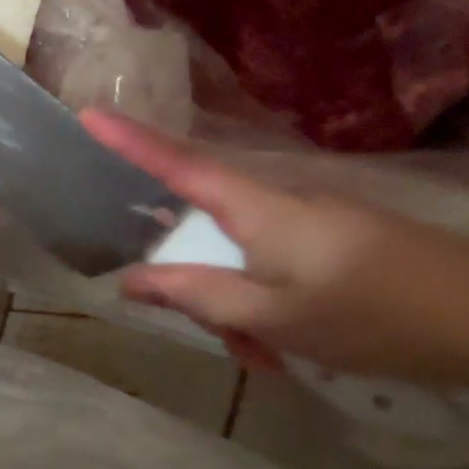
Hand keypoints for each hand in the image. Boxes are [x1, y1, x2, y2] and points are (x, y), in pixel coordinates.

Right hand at [84, 109, 468, 388]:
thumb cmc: (379, 317)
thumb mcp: (273, 317)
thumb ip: (196, 295)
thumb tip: (132, 279)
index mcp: (263, 212)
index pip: (181, 166)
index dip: (132, 141)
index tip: (89, 113)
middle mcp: (285, 206)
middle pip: (205, 228)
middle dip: (196, 279)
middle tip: (224, 336)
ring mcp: (318, 223)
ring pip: (241, 256)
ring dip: (239, 305)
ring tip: (268, 355)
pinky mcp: (344, 243)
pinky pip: (276, 264)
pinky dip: (269, 305)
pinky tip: (293, 345)